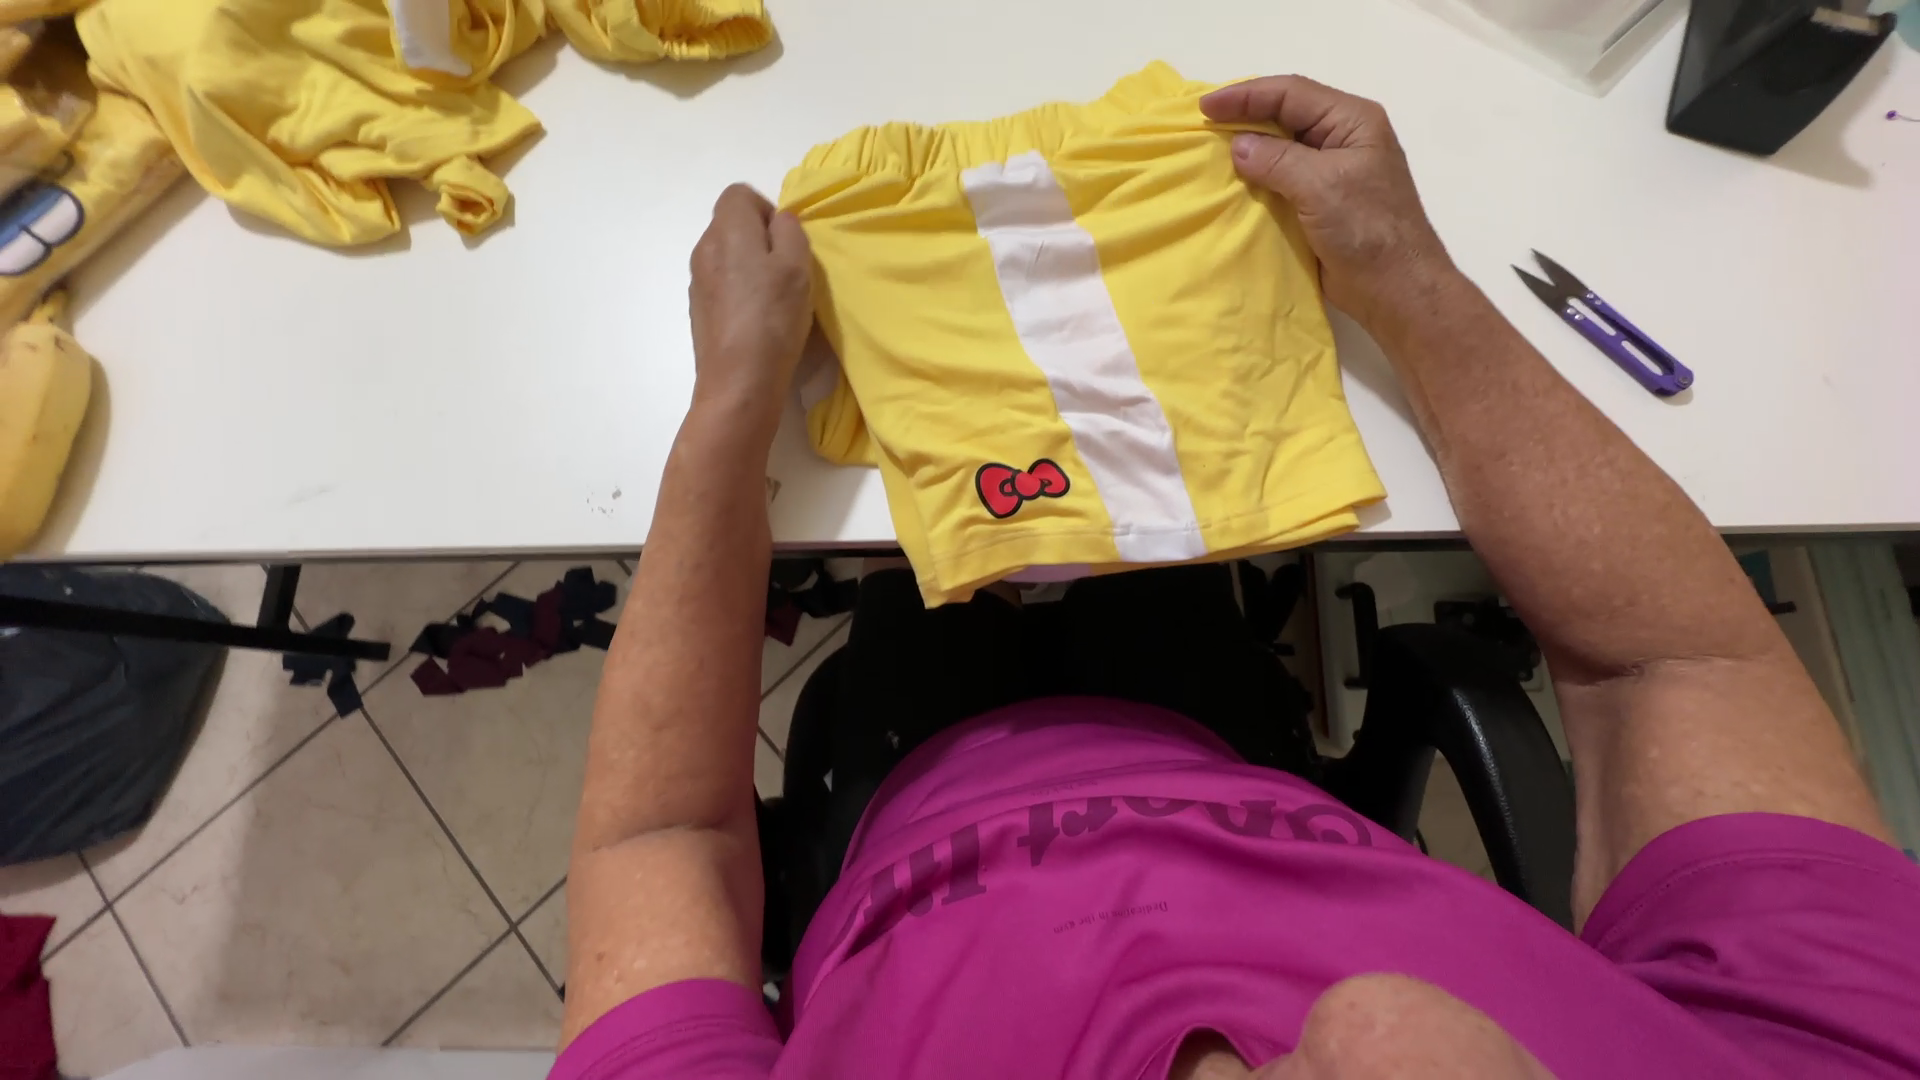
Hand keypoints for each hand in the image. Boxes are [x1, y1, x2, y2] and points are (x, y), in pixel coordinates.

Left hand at [687, 184, 812, 434]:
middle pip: (732, 227)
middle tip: (788, 275)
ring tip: (776, 303)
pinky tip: (760, 324)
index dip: (768, 211)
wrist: (739, 381)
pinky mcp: (700, 313)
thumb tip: (779, 223)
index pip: (740, 194)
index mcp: (726, 230)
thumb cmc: (773, 319)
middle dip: (761, 243)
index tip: (789, 245)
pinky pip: (724, 289)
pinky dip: (742, 297)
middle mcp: (704, 249)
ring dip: (752, 272)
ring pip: (728, 260)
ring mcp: (698, 283)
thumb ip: (790, 232)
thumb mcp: (797, 266)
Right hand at [1200, 76, 1456, 334]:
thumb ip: (1278, 161)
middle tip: (1203, 123)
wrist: (1391, 285)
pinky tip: (1230, 184)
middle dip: (1244, 116)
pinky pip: (1277, 181)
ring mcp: (1328, 172)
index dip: (1246, 95)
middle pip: (1285, 115)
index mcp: (1350, 121)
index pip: (1292, 94)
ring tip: (1209, 150)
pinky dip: (1252, 179)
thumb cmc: (1366, 229)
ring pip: (1279, 148)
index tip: (1205, 106)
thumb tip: (1238, 146)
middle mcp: (1339, 139)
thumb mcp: (1322, 185)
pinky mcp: (1315, 204)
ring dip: (1246, 149)